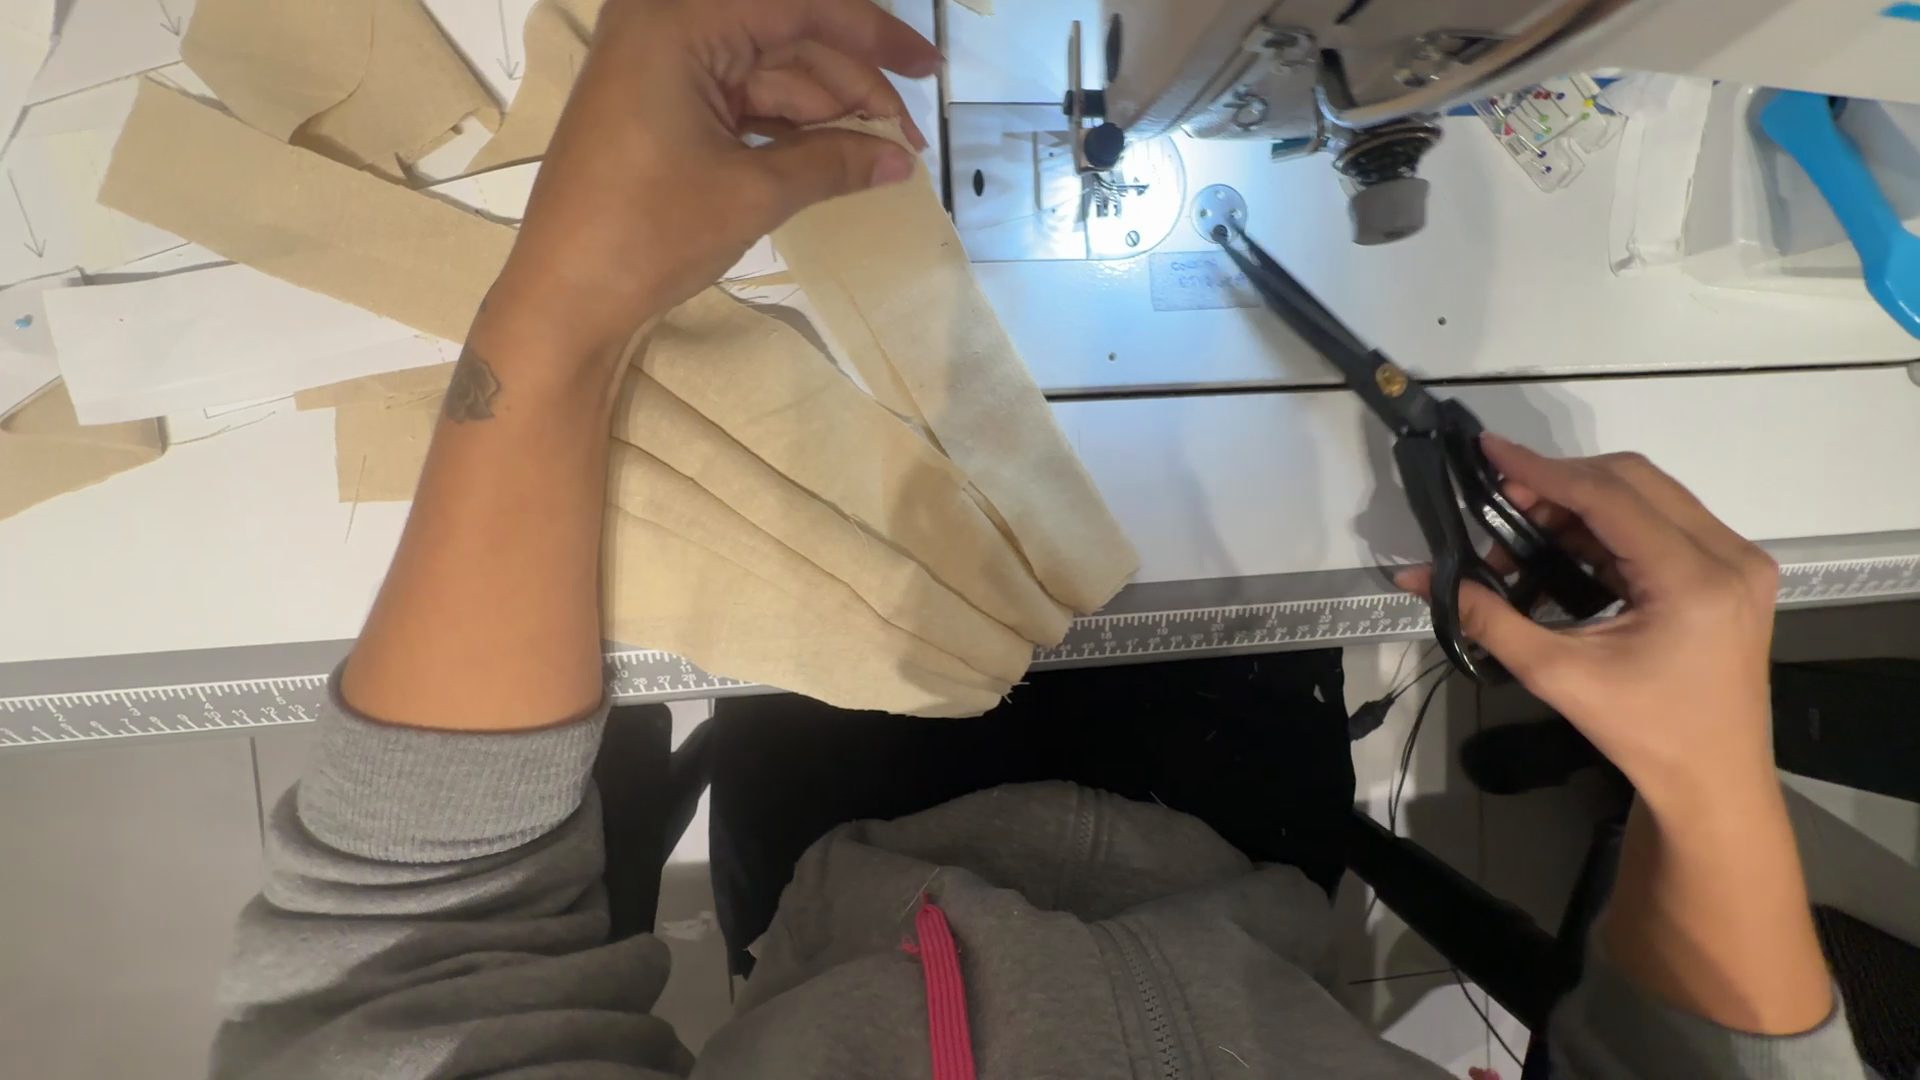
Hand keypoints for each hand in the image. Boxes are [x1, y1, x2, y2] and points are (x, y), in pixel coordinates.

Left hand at [480, 0, 938, 372]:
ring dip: (826, 115)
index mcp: (680, 19)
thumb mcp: (752, 194)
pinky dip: (790, 133)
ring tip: (878, 157)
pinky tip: (832, 158)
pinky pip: (745, 107)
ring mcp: (666, 71)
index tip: (928, 66)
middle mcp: (670, 26)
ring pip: (770, 78)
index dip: (872, 36)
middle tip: (906, 141)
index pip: (797, 6)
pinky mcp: (667, 111)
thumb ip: (832, 163)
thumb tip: (899, 159)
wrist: (569, 293)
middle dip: (853, 88)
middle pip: (787, 40)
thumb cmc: (650, 234)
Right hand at [1398, 434, 1780, 809]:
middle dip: (1557, 479)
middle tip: (1497, 500)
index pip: (1610, 497)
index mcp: (1693, 579)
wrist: (1712, 775)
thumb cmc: (1638, 727)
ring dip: (1576, 499)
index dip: (1542, 470)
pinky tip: (1556, 546)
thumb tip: (1414, 576)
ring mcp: (1734, 562)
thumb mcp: (1551, 671)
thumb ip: (1482, 615)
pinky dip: (1598, 521)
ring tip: (1519, 528)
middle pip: (1634, 480)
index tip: (1488, 451)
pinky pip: (1655, 520)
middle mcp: (1728, 556)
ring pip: (1647, 494)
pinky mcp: (1724, 572)